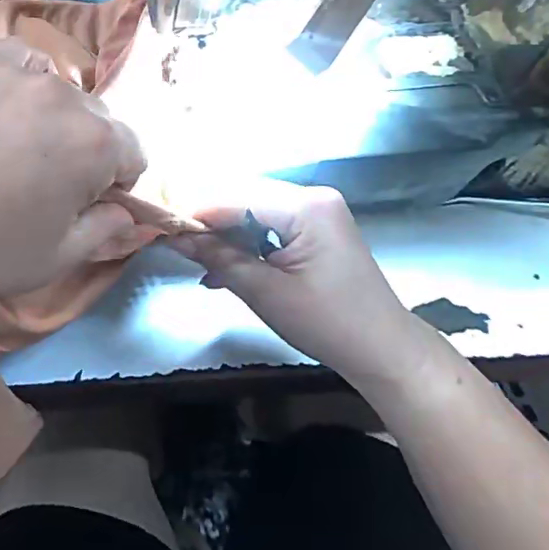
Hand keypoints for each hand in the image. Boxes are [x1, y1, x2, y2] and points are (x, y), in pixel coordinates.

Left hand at [0, 39, 149, 328]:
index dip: (113, 182)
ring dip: (49, 114)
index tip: (81, 202)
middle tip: (39, 181)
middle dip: (83, 146)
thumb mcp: (56, 258)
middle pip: (96, 117)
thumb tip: (126, 211)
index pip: (133, 151)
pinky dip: (15, 82)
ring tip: (7, 148)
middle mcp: (65, 95)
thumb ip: (106, 229)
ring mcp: (15, 71)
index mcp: (97, 144)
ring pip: (57, 89)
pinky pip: (15, 62)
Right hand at [168, 186, 438, 385]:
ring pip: (252, 212)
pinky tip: (223, 269)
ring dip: (224, 236)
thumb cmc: (329, 323)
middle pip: (243, 199)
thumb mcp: (265, 292)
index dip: (197, 214)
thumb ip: (218, 257)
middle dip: (209, 223)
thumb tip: (174, 236)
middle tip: (175, 243)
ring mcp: (316, 211)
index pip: (235, 198)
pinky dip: (245, 244)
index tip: (162, 229)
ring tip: (197, 260)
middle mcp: (312, 197)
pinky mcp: (315, 228)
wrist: (385, 352)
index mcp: (306, 207)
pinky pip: (268, 225)